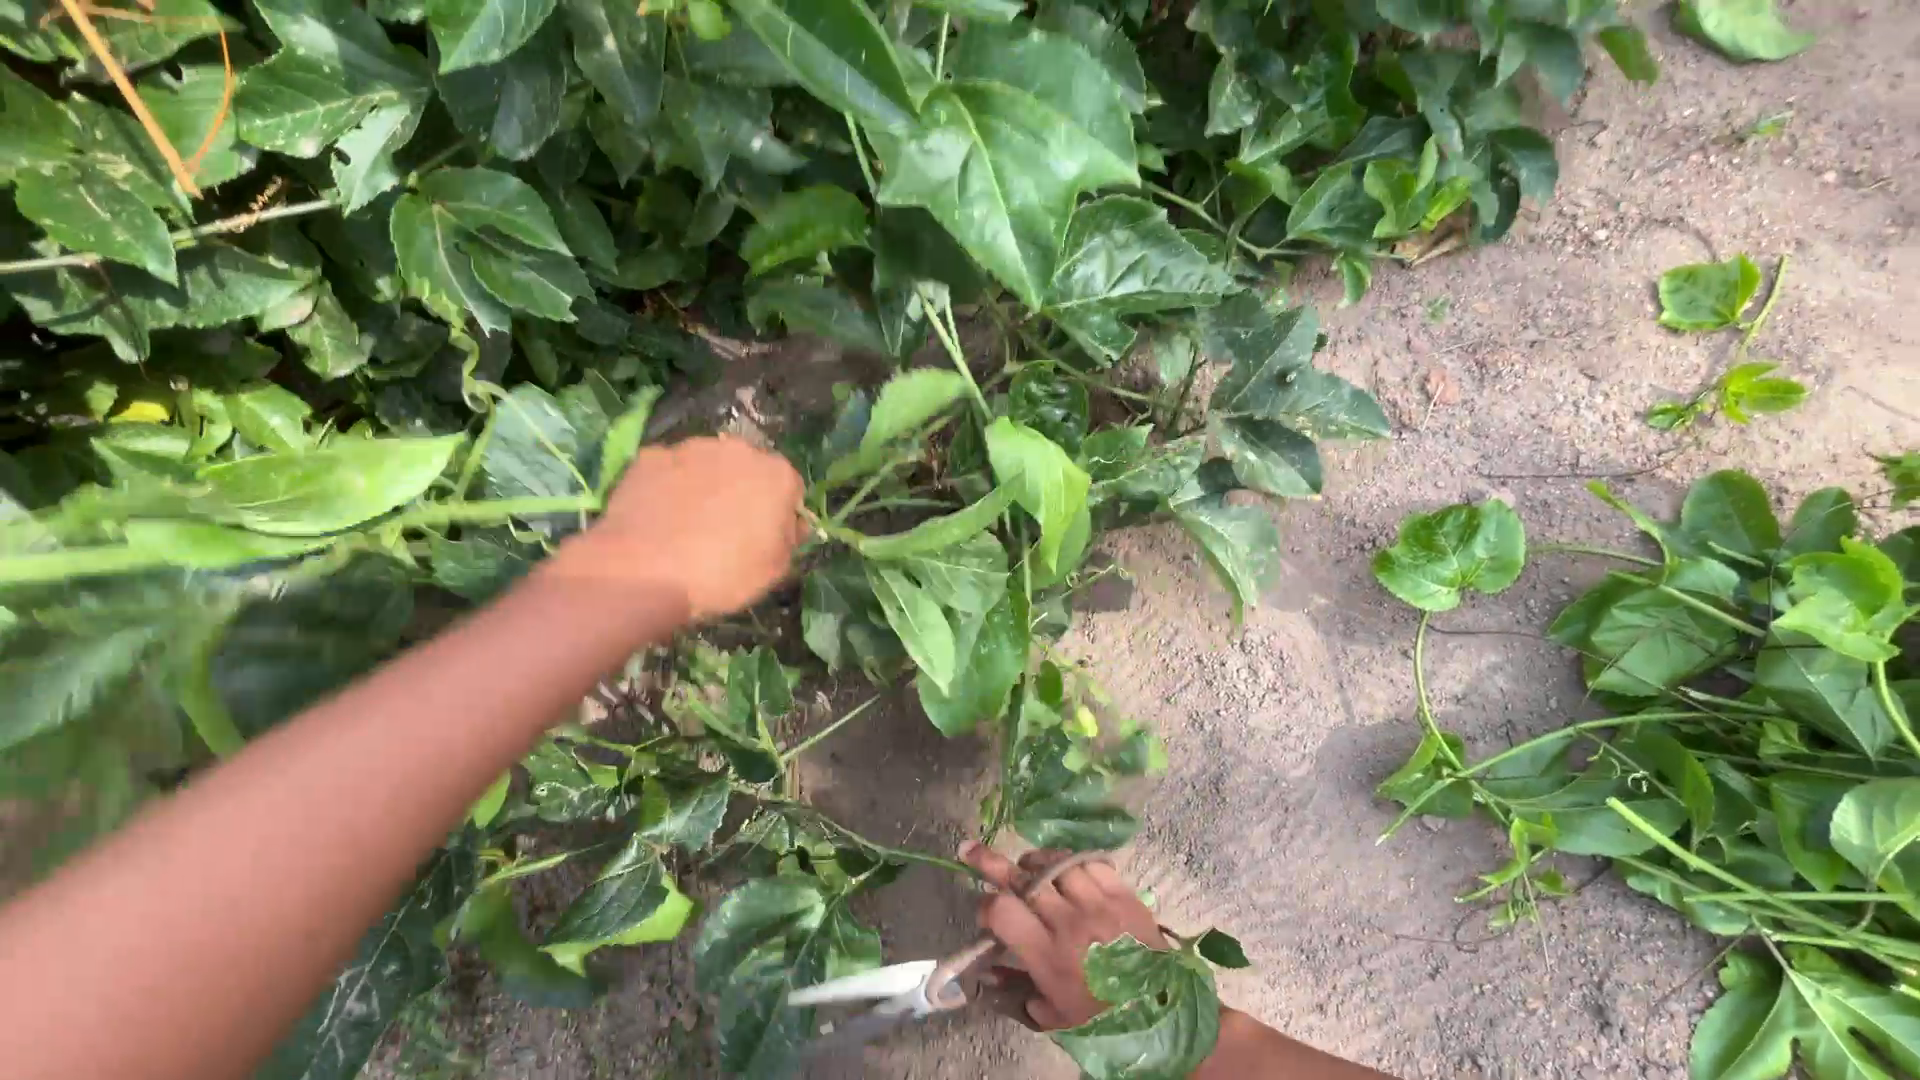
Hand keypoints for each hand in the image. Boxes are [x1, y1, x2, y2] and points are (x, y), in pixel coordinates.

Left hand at [561, 436, 804, 618]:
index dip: (779, 513)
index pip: (790, 488)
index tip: (765, 537)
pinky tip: (659, 517)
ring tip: (688, 524)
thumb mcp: (775, 570)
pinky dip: (668, 486)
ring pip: (707, 464)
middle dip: (743, 491)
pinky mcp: (651, 456)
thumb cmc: (723, 575)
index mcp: (777, 475)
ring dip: (705, 484)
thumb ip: (790, 538)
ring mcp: (691, 448)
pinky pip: (669, 469)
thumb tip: (791, 524)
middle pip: (749, 468)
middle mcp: (738, 450)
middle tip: (727, 529)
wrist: (643, 572)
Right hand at [961, 842, 1169, 1029]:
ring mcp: (1098, 903)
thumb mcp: (1054, 1014)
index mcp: (1048, 955)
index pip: (1003, 911)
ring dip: (1036, 861)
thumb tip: (989, 972)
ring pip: (1056, 863)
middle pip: (1022, 879)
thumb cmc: (1102, 1021)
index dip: (985, 906)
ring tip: (1027, 864)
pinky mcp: (1123, 894)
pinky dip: (1073, 861)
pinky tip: (1066, 868)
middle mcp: (1069, 922)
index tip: (983, 912)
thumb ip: (1020, 988)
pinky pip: (1090, 862)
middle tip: (970, 849)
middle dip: (991, 862)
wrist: (1162, 1014)